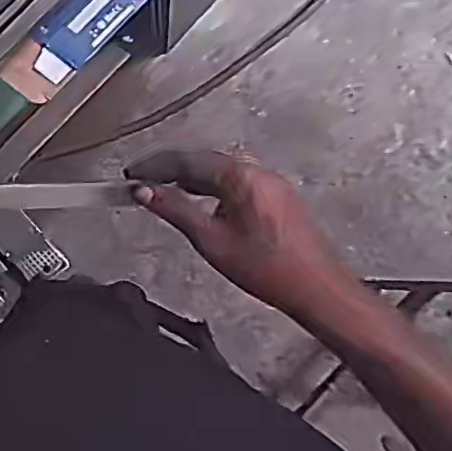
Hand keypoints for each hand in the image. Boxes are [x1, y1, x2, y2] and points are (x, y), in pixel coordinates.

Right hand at [127, 149, 361, 317]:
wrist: (319, 291)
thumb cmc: (271, 270)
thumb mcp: (210, 240)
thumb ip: (174, 209)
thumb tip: (145, 192)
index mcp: (239, 176)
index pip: (184, 160)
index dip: (152, 167)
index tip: (132, 175)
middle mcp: (257, 172)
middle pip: (201, 160)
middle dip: (168, 169)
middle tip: (143, 181)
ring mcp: (270, 183)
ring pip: (218, 170)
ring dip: (188, 177)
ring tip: (164, 190)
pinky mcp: (277, 196)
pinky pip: (235, 180)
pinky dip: (210, 185)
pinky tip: (200, 200)